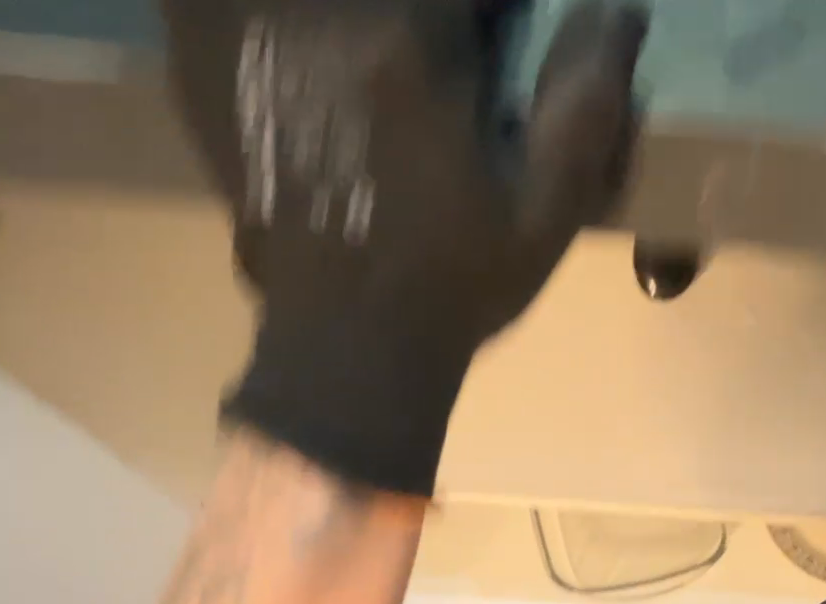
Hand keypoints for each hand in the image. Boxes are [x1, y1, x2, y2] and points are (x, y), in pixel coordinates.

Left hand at [162, 0, 648, 494]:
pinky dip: (270, 14)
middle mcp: (318, 23)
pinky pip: (220, 0)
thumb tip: (617, 15)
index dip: (495, 5)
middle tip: (458, 48)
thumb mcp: (546, 217)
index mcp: (408, 53)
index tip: (506, 28)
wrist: (352, 347)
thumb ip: (584, 111)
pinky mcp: (208, 72)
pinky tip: (314, 43)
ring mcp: (252, 43)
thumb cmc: (459, 286)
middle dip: (438, 14)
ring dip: (378, 20)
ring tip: (399, 61)